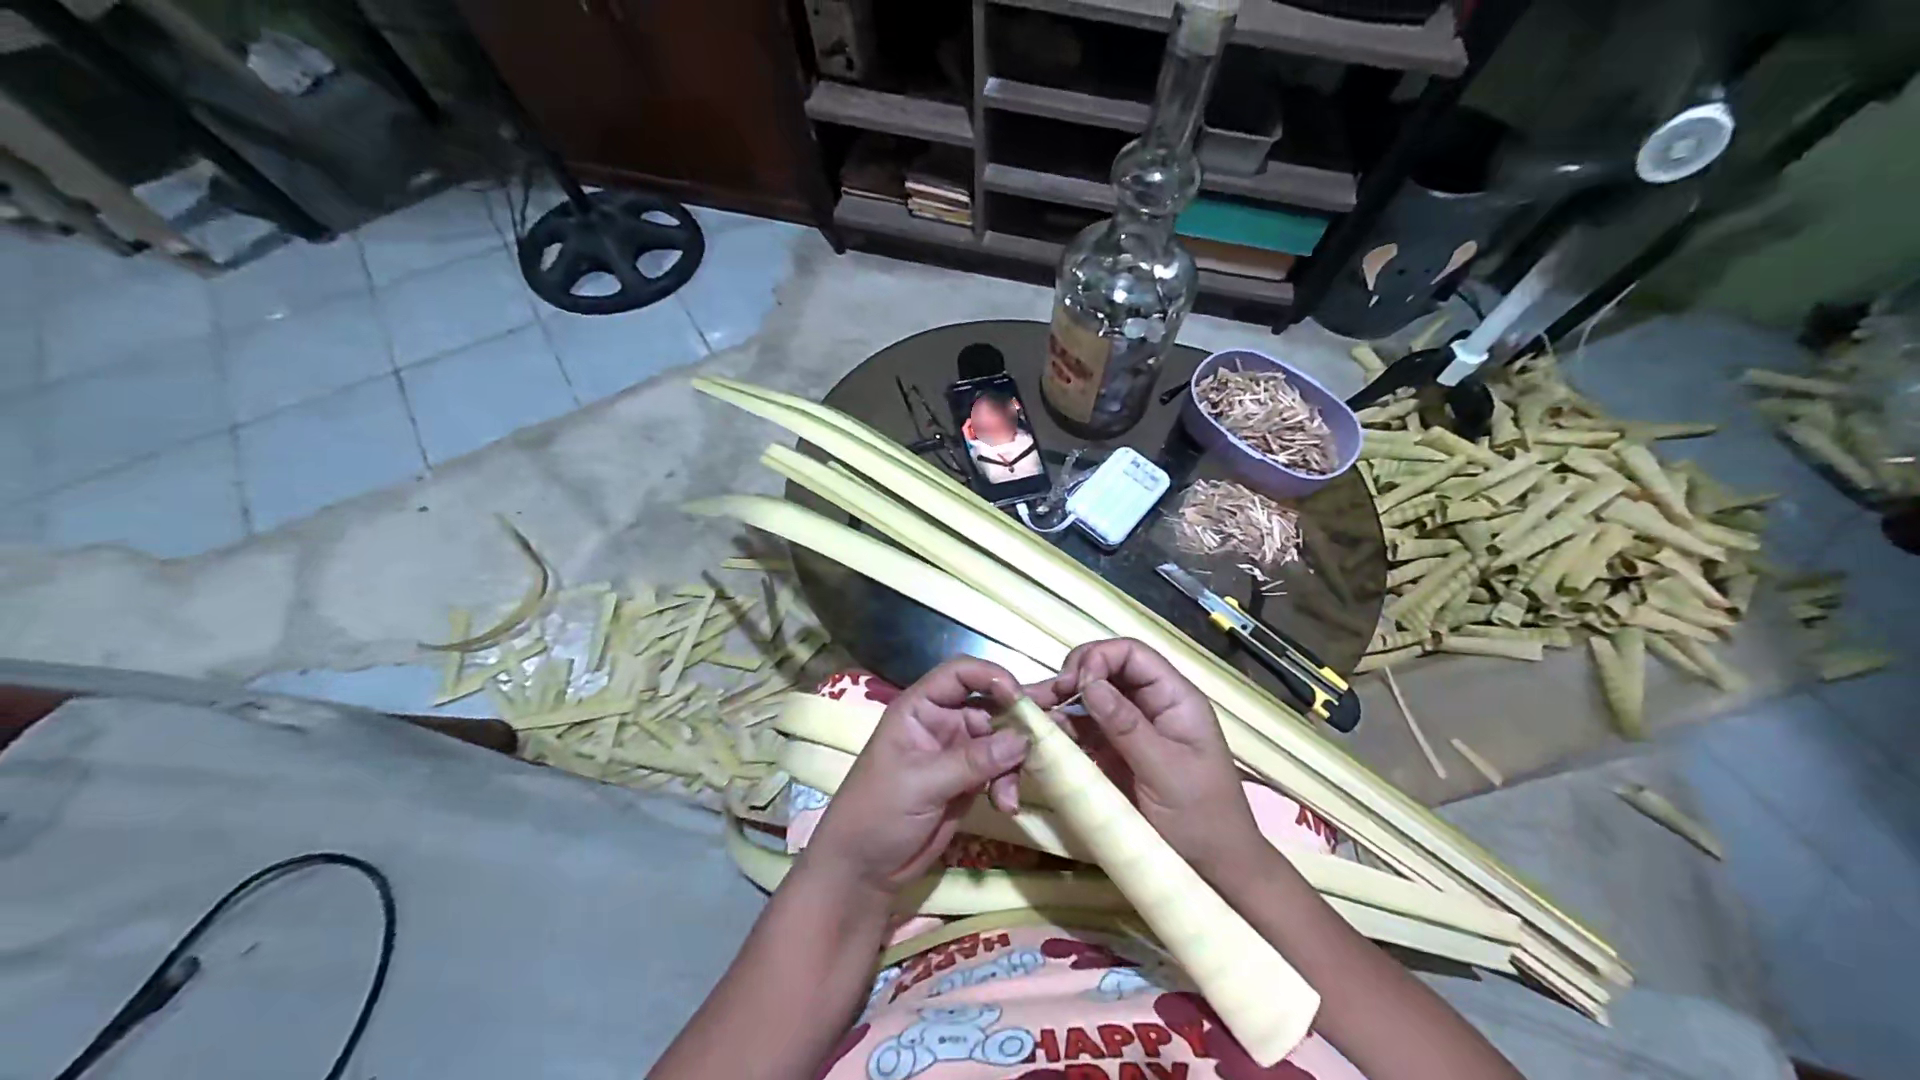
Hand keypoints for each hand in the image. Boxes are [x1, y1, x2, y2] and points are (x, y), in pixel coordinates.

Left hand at [800, 658, 1028, 897]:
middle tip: (1060, 725)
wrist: (864, 870)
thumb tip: (1023, 739)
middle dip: (1022, 717)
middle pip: (990, 705)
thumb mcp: (922, 783)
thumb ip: (973, 761)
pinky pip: (1002, 769)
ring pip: (1003, 739)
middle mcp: (943, 722)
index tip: (1019, 698)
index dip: (991, 677)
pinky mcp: (970, 781)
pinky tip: (1008, 806)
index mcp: (920, 708)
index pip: (960, 674)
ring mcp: (958, 752)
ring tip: (1025, 782)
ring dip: (1018, 759)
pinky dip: (1010, 783)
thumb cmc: (878, 813)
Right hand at [1026, 638, 1264, 879]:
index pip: (1132, 655)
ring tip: (1029, 712)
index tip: (1073, 684)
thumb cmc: (1202, 818)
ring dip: (1058, 702)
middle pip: (1105, 670)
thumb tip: (1088, 683)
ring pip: (1087, 699)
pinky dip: (1059, 729)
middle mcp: (1149, 705)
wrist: (1214, 871)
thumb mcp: (1166, 771)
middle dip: (1071, 677)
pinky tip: (1041, 735)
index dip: (1099, 658)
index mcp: (1173, 699)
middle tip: (1043, 699)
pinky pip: (1082, 729)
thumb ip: (1127, 726)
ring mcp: (1128, 729)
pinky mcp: (1111, 753)